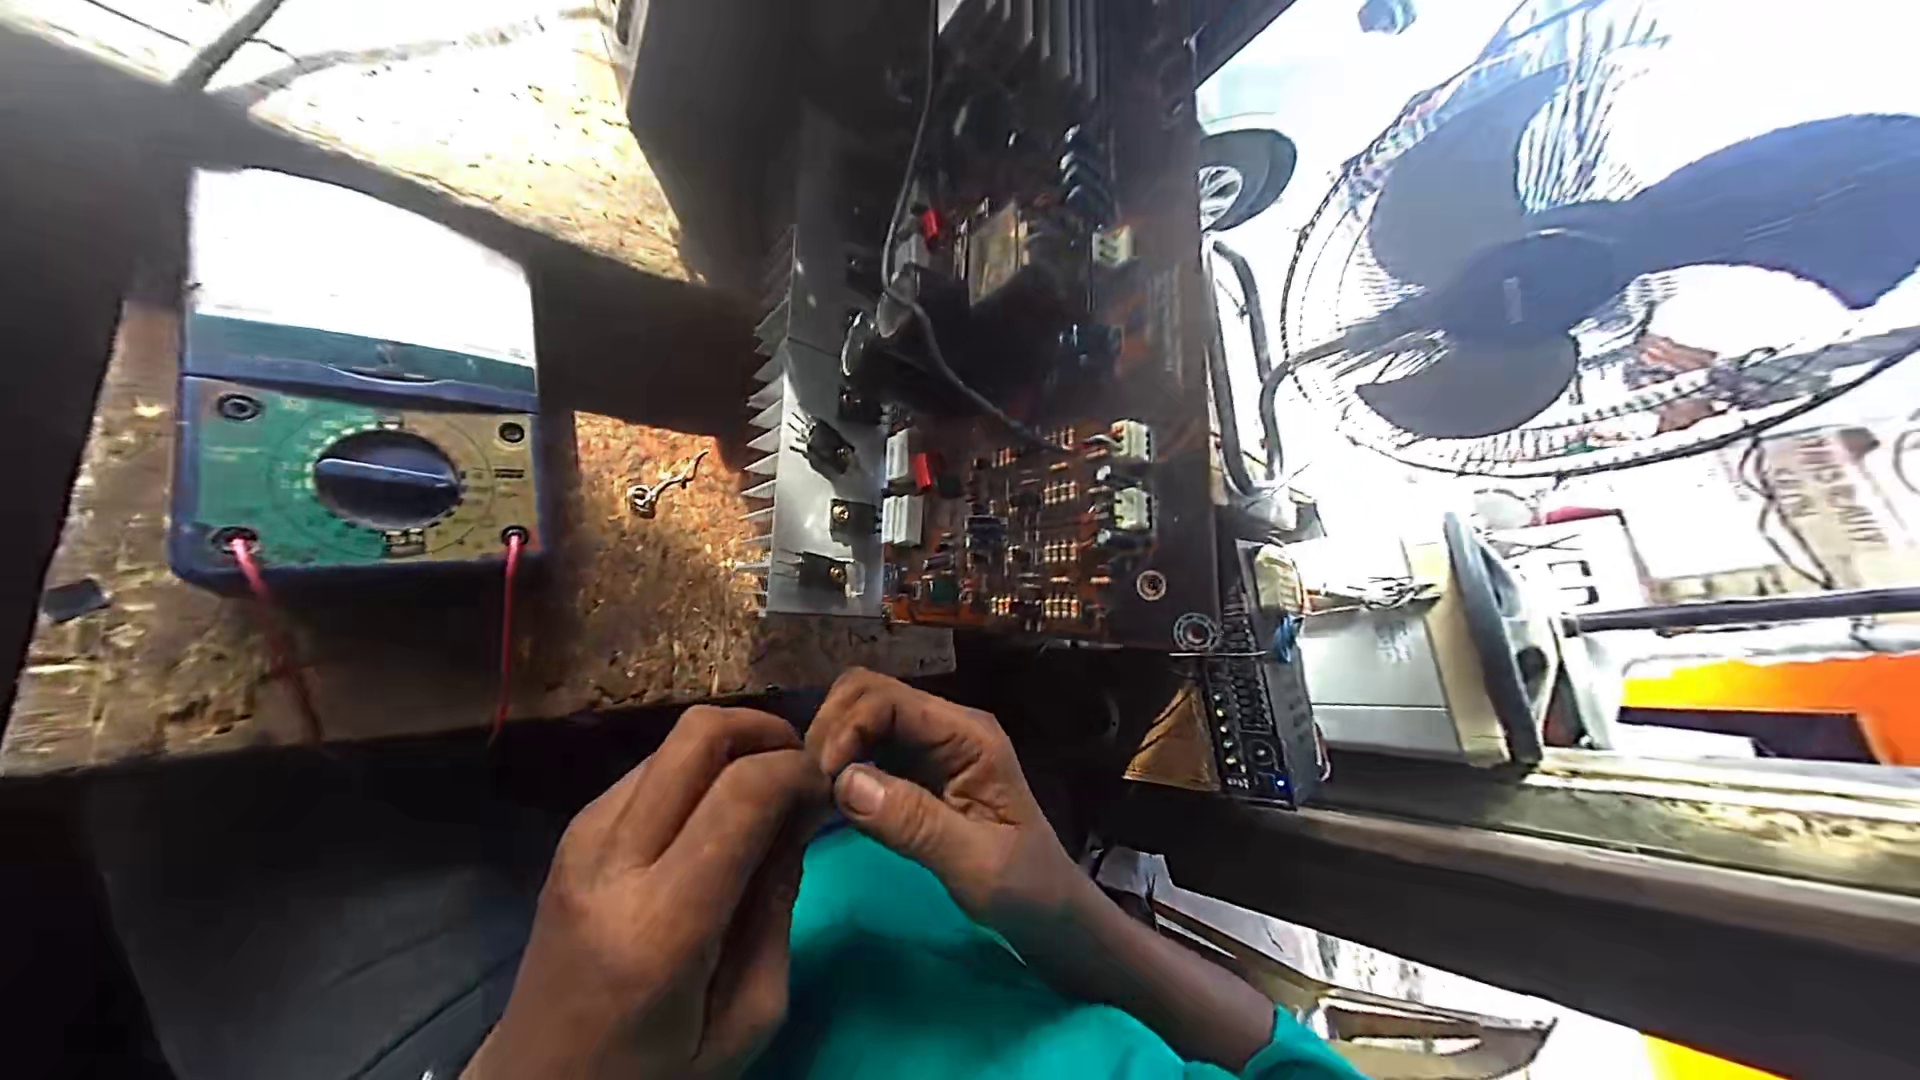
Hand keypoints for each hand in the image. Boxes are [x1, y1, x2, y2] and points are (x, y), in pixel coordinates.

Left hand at [466, 707, 827, 1079]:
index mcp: (662, 924)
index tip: (825, 791)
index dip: (799, 771)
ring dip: (735, 745)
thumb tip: (802, 811)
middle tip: (798, 766)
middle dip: (766, 730)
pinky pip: (655, 764)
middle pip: (701, 733)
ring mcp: (584, 838)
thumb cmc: (651, 1077)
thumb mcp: (749, 1014)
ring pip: (678, 740)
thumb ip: (780, 901)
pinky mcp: (574, 830)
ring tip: (764, 787)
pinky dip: (702, 766)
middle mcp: (614, 861)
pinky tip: (716, 809)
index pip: (744, 792)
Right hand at [805, 669, 1090, 939]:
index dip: (848, 726)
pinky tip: (829, 798)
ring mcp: (929, 745)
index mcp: (968, 733)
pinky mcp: (914, 769)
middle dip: (833, 728)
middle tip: (814, 785)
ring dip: (831, 744)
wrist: (1049, 911)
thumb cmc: (1026, 888)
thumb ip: (914, 822)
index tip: (825, 779)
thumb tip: (844, 780)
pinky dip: (840, 763)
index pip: (890, 697)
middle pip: (869, 692)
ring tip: (816, 793)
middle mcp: (945, 726)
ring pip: (861, 714)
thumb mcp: (977, 864)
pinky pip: (865, 747)